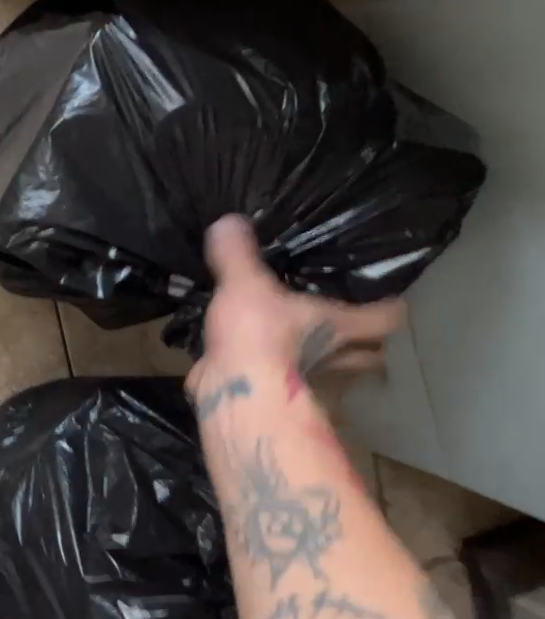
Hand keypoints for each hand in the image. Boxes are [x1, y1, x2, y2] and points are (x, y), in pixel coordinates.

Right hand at [187, 215, 404, 406]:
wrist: (236, 389)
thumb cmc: (258, 334)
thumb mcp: (243, 284)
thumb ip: (237, 254)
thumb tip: (229, 221)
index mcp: (341, 324)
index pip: (388, 316)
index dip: (390, 306)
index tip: (387, 299)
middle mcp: (337, 355)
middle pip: (372, 354)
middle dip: (367, 346)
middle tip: (351, 331)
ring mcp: (313, 381)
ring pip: (338, 374)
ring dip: (332, 366)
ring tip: (310, 350)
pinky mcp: (282, 397)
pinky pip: (294, 385)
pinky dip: (287, 378)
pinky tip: (267, 368)